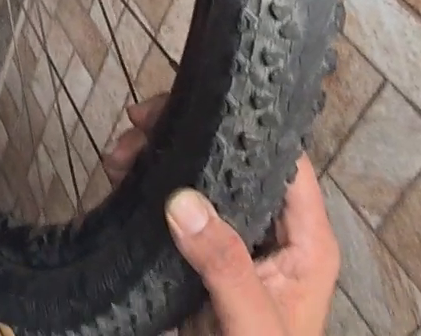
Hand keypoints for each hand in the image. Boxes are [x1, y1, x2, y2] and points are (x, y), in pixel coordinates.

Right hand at [101, 98, 339, 335]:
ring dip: (156, 154)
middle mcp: (269, 228)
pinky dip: (144, 180)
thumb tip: (181, 197)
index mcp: (303, 239)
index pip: (285, 160)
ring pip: (197, 173)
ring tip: (118, 155)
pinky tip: (118, 174)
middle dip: (182, 134)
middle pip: (233, 157)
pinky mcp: (197, 251)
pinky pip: (172, 200)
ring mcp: (232, 238)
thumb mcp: (250, 325)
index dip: (244, 124)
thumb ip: (225, 266)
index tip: (188, 106)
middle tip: (136, 125)